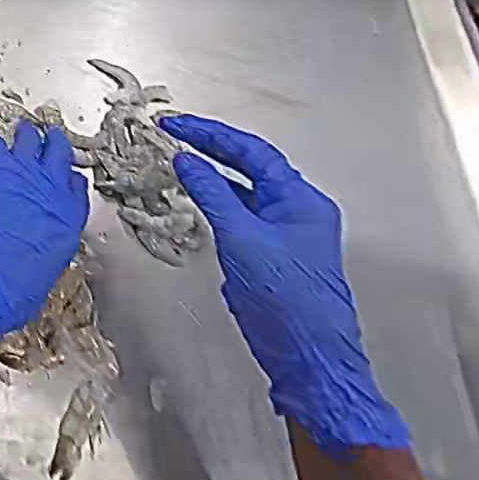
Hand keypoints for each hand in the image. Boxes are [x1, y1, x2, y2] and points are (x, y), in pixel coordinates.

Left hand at [0, 122, 88, 356]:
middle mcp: (49, 188)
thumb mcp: (46, 264)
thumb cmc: (11, 286)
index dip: (68, 177)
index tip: (63, 173)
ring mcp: (19, 171)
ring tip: (23, 131)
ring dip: (25, 136)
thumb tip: (37, 233)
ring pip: (28, 139)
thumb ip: (48, 238)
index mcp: (68, 218)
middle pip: (57, 152)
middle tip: (49, 136)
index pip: (77, 187)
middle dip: (53, 143)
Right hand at [160, 114, 410, 451]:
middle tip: (170, 129)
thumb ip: (212, 193)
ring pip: (242, 182)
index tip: (173, 123)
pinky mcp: (267, 244)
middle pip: (249, 161)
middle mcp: (296, 208)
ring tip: (175, 150)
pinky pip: (238, 203)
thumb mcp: (241, 237)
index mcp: (301, 200)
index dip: (209, 132)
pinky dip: (212, 189)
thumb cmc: (284, 298)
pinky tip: (191, 185)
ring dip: (209, 164)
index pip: (251, 151)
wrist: (308, 356)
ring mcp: (282, 226)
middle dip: (209, 142)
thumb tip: (185, 159)